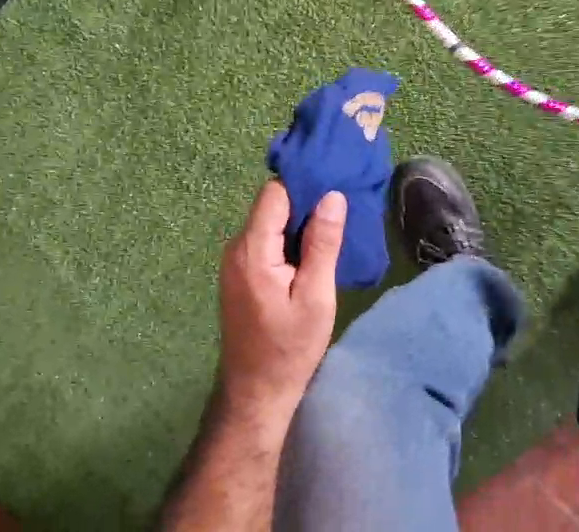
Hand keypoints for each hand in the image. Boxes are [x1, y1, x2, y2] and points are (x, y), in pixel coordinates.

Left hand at [216, 180, 344, 419]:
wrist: (255, 394)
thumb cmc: (289, 348)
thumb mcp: (315, 296)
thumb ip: (323, 244)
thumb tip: (333, 196)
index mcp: (252, 249)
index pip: (275, 192)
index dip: (305, 185)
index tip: (336, 185)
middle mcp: (237, 247)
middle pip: (272, 204)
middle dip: (306, 201)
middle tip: (343, 206)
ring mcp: (236, 261)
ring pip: (271, 221)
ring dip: (300, 221)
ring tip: (335, 226)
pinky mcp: (241, 273)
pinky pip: (266, 240)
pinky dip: (290, 238)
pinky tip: (315, 249)